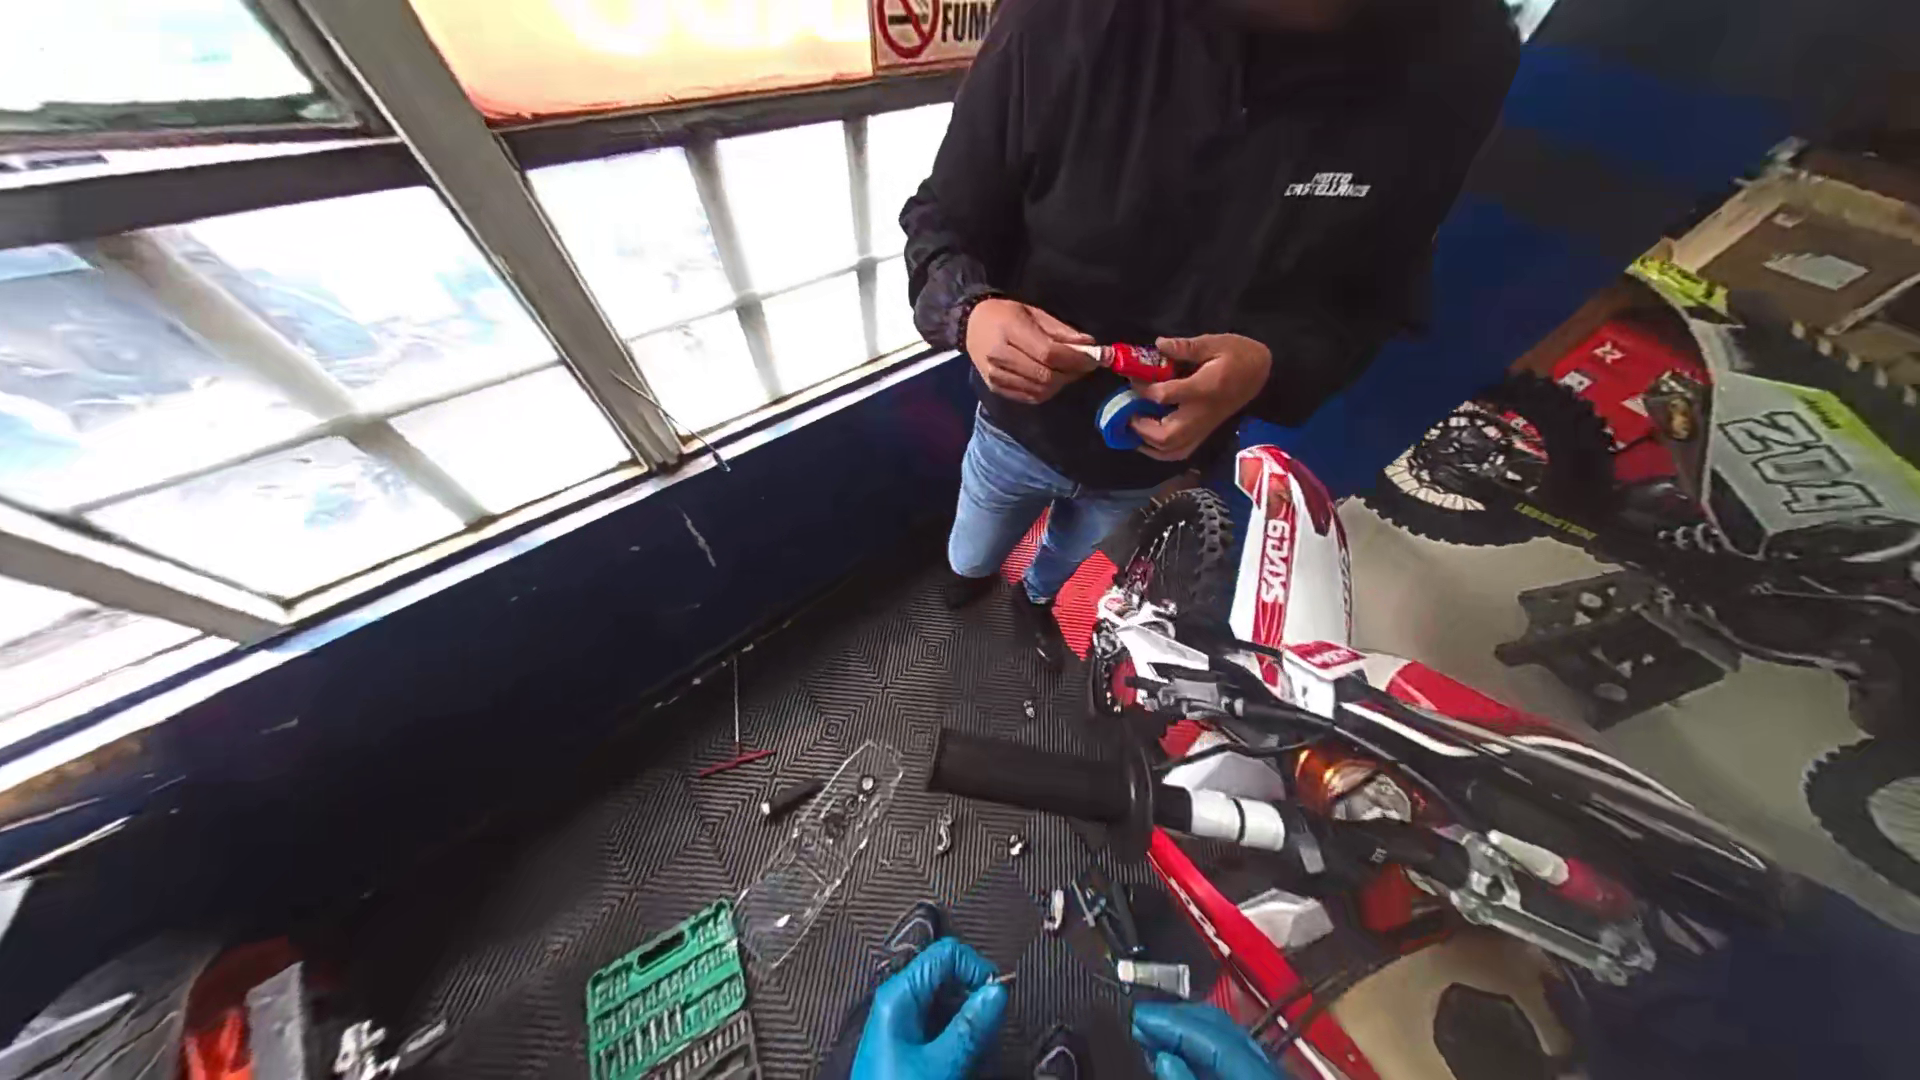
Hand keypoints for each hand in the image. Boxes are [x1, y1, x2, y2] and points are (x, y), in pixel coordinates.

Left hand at [851, 939, 1008, 1079]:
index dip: (976, 968)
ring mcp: (901, 1025)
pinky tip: (966, 1061)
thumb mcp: (941, 1069)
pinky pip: (940, 1027)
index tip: (997, 997)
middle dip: (975, 999)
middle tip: (992, 1030)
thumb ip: (971, 1027)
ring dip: (969, 1022)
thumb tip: (998, 991)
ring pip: (947, 1004)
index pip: (946, 953)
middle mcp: (898, 1002)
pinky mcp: (906, 1049)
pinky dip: (959, 1039)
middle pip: (948, 976)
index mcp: (899, 995)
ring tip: (979, 1051)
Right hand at [964, 298, 1096, 403]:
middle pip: (1045, 375)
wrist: (970, 325)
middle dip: (1071, 374)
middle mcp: (1000, 357)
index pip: (1049, 353)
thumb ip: (1061, 331)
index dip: (1075, 359)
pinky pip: (1029, 397)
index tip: (1094, 358)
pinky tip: (1053, 380)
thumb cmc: (1004, 314)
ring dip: (1061, 384)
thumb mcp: (1034, 312)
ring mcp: (996, 376)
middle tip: (1085, 366)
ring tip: (1070, 372)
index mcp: (1009, 330)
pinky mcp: (996, 388)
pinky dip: (1047, 391)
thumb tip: (1089, 345)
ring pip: (1039, 390)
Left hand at [1128, 334, 1271, 460]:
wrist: (1264, 374)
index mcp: (1203, 390)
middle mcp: (1200, 415)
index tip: (1131, 379)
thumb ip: (1185, 346)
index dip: (1143, 389)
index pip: (1164, 395)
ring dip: (1146, 442)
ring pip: (1170, 449)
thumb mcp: (1215, 342)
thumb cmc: (1239, 356)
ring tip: (1134, 426)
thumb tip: (1158, 344)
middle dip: (1141, 426)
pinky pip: (1177, 453)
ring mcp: (1202, 428)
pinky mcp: (1203, 434)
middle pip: (1166, 435)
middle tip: (1128, 412)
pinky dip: (1159, 452)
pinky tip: (1145, 441)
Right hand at [1132, 1003, 1290, 1079]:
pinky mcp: (1265, 1078)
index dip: (1171, 1020)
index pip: (1215, 1032)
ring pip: (1227, 1037)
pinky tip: (1179, 1055)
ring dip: (1187, 1033)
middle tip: (1142, 1024)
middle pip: (1221, 1025)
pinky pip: (1234, 1056)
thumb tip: (1162, 1056)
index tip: (1138, 1017)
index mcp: (1264, 1073)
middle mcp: (1275, 1069)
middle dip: (1177, 1018)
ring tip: (1155, 1037)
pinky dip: (1202, 1051)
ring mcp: (1273, 1074)